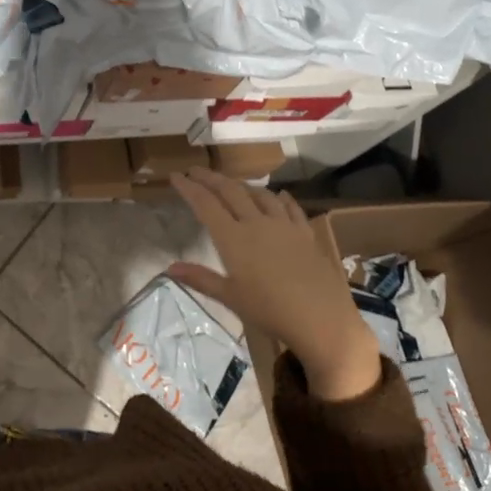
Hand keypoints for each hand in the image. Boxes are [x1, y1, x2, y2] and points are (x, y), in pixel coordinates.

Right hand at [168, 169, 382, 401]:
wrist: (321, 320)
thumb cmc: (270, 312)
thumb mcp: (231, 298)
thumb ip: (200, 278)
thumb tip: (169, 268)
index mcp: (233, 238)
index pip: (205, 204)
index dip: (189, 188)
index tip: (176, 176)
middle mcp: (256, 223)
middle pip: (230, 191)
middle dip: (210, 178)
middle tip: (196, 170)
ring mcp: (283, 225)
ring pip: (259, 194)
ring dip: (242, 184)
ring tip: (232, 183)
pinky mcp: (305, 233)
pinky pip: (290, 207)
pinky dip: (280, 198)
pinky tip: (278, 195)